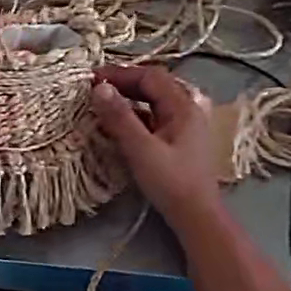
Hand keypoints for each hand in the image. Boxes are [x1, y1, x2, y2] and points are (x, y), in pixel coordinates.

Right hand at [90, 65, 224, 228]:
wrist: (197, 217)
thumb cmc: (171, 182)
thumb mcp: (141, 149)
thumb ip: (119, 117)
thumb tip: (99, 88)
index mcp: (183, 106)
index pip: (150, 76)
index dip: (121, 73)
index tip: (93, 78)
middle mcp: (188, 110)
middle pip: (154, 86)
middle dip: (125, 84)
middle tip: (96, 88)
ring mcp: (186, 127)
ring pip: (155, 103)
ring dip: (130, 100)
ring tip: (104, 104)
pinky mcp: (180, 143)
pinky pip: (156, 119)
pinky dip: (136, 117)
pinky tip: (120, 126)